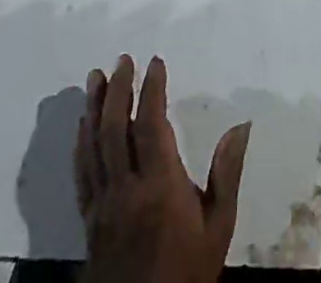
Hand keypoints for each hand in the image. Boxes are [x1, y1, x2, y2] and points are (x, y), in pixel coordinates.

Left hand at [75, 55, 251, 282]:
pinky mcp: (89, 216)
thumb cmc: (186, 269)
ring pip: (93, 145)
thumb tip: (240, 126)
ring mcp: (103, 202)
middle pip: (115, 129)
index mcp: (160, 186)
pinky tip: (82, 124)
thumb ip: (227, 173)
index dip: (151, 90)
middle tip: (122, 60)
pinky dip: (80, 142)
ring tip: (96, 77)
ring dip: (93, 107)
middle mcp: (126, 188)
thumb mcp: (219, 226)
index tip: (156, 63)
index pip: (151, 126)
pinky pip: (81, 172)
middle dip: (118, 90)